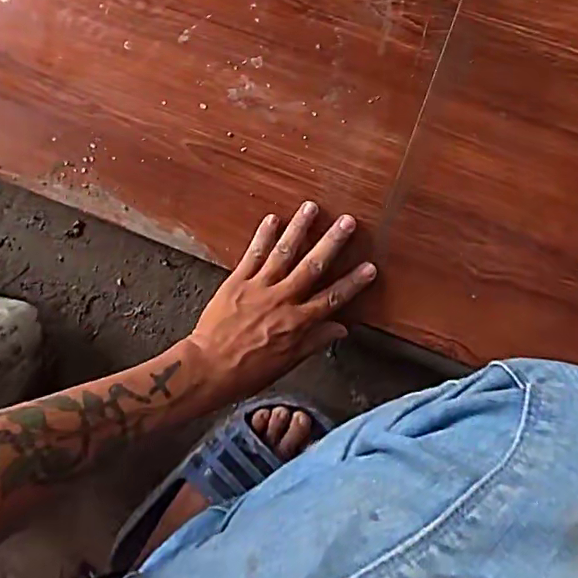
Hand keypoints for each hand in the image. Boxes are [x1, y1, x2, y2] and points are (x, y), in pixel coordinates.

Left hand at [181, 202, 376, 403]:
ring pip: (285, 252)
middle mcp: (282, 300)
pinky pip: (254, 253)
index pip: (332, 298)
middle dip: (332, 242)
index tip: (369, 267)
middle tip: (347, 222)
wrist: (208, 368)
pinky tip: (273, 218)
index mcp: (297, 323)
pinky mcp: (238, 280)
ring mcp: (260, 287)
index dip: (352, 282)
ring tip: (312, 207)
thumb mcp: (287, 362)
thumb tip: (340, 329)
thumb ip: (314, 341)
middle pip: (312, 266)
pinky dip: (264, 235)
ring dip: (299, 228)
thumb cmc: (247, 371)